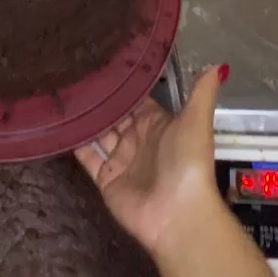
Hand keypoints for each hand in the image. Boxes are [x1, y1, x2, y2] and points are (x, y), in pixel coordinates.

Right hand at [77, 65, 231, 261]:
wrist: (178, 216)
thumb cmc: (188, 164)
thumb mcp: (196, 123)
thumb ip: (201, 94)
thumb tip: (218, 65)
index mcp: (157, 124)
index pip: (135, 99)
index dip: (120, 84)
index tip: (99, 60)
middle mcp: (137, 139)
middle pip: (114, 114)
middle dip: (98, 99)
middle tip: (73, 73)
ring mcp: (120, 159)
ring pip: (98, 132)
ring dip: (84, 117)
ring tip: (62, 92)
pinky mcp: (105, 178)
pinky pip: (86, 156)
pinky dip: (74, 142)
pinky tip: (59, 122)